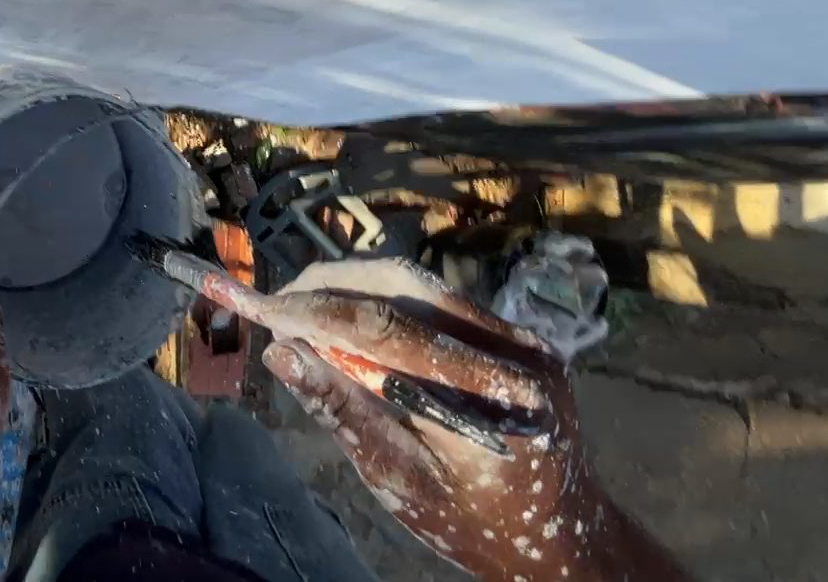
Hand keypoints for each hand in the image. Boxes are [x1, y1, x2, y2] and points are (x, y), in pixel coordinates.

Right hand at [261, 260, 687, 581]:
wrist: (567, 547)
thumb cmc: (474, 525)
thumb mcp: (399, 479)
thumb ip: (340, 411)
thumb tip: (278, 353)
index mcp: (495, 399)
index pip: (385, 328)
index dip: (315, 311)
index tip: (260, 308)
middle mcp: (516, 353)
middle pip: (399, 284)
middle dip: (327, 285)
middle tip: (276, 305)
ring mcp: (520, 338)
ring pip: (412, 280)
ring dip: (348, 285)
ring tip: (302, 308)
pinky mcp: (512, 335)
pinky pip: (430, 296)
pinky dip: (377, 299)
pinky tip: (347, 320)